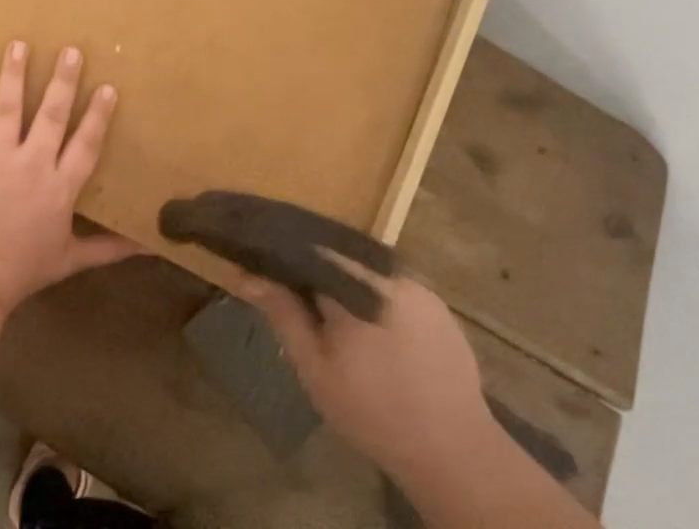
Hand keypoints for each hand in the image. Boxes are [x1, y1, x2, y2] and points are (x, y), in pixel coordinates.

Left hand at [0, 40, 141, 314]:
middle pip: (52, 116)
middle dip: (63, 81)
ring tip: (18, 45)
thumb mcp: (72, 259)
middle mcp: (31, 164)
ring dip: (13, 75)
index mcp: (60, 187)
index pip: (86, 144)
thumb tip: (149, 248)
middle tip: (70, 51)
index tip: (107, 87)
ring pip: (7, 109)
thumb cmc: (24, 269)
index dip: (98, 115)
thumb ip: (110, 248)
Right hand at [241, 256, 496, 477]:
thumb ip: (284, 315)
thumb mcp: (315, 368)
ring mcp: (419, 289)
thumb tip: (247, 275)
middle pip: (340, 256)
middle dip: (315, 270)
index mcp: (356, 288)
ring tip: (330, 313)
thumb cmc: (371, 411)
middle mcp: (390, 277)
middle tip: (295, 296)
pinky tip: (369, 326)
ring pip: (367, 270)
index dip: (284, 255)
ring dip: (346, 283)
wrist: (451, 448)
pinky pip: (394, 286)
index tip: (263, 268)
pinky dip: (374, 296)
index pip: (309, 250)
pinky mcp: (439, 305)